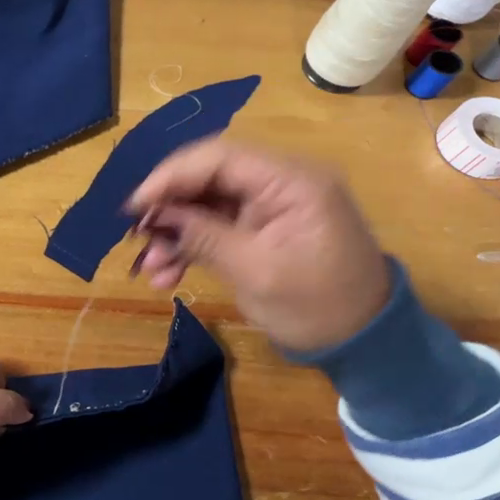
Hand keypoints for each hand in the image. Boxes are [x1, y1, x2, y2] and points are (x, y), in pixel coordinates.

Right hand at [126, 139, 391, 352]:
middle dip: (169, 206)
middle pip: (208, 176)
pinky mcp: (263, 225)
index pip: (219, 157)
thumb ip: (202, 236)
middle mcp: (281, 180)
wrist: (364, 342)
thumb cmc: (317, 306)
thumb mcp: (255, 271)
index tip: (135, 207)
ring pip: (206, 201)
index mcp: (292, 180)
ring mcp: (272, 203)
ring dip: (174, 231)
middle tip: (137, 237)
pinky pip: (216, 223)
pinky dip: (191, 244)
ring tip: (150, 267)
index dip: (170, 176)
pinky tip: (166, 273)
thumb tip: (154, 214)